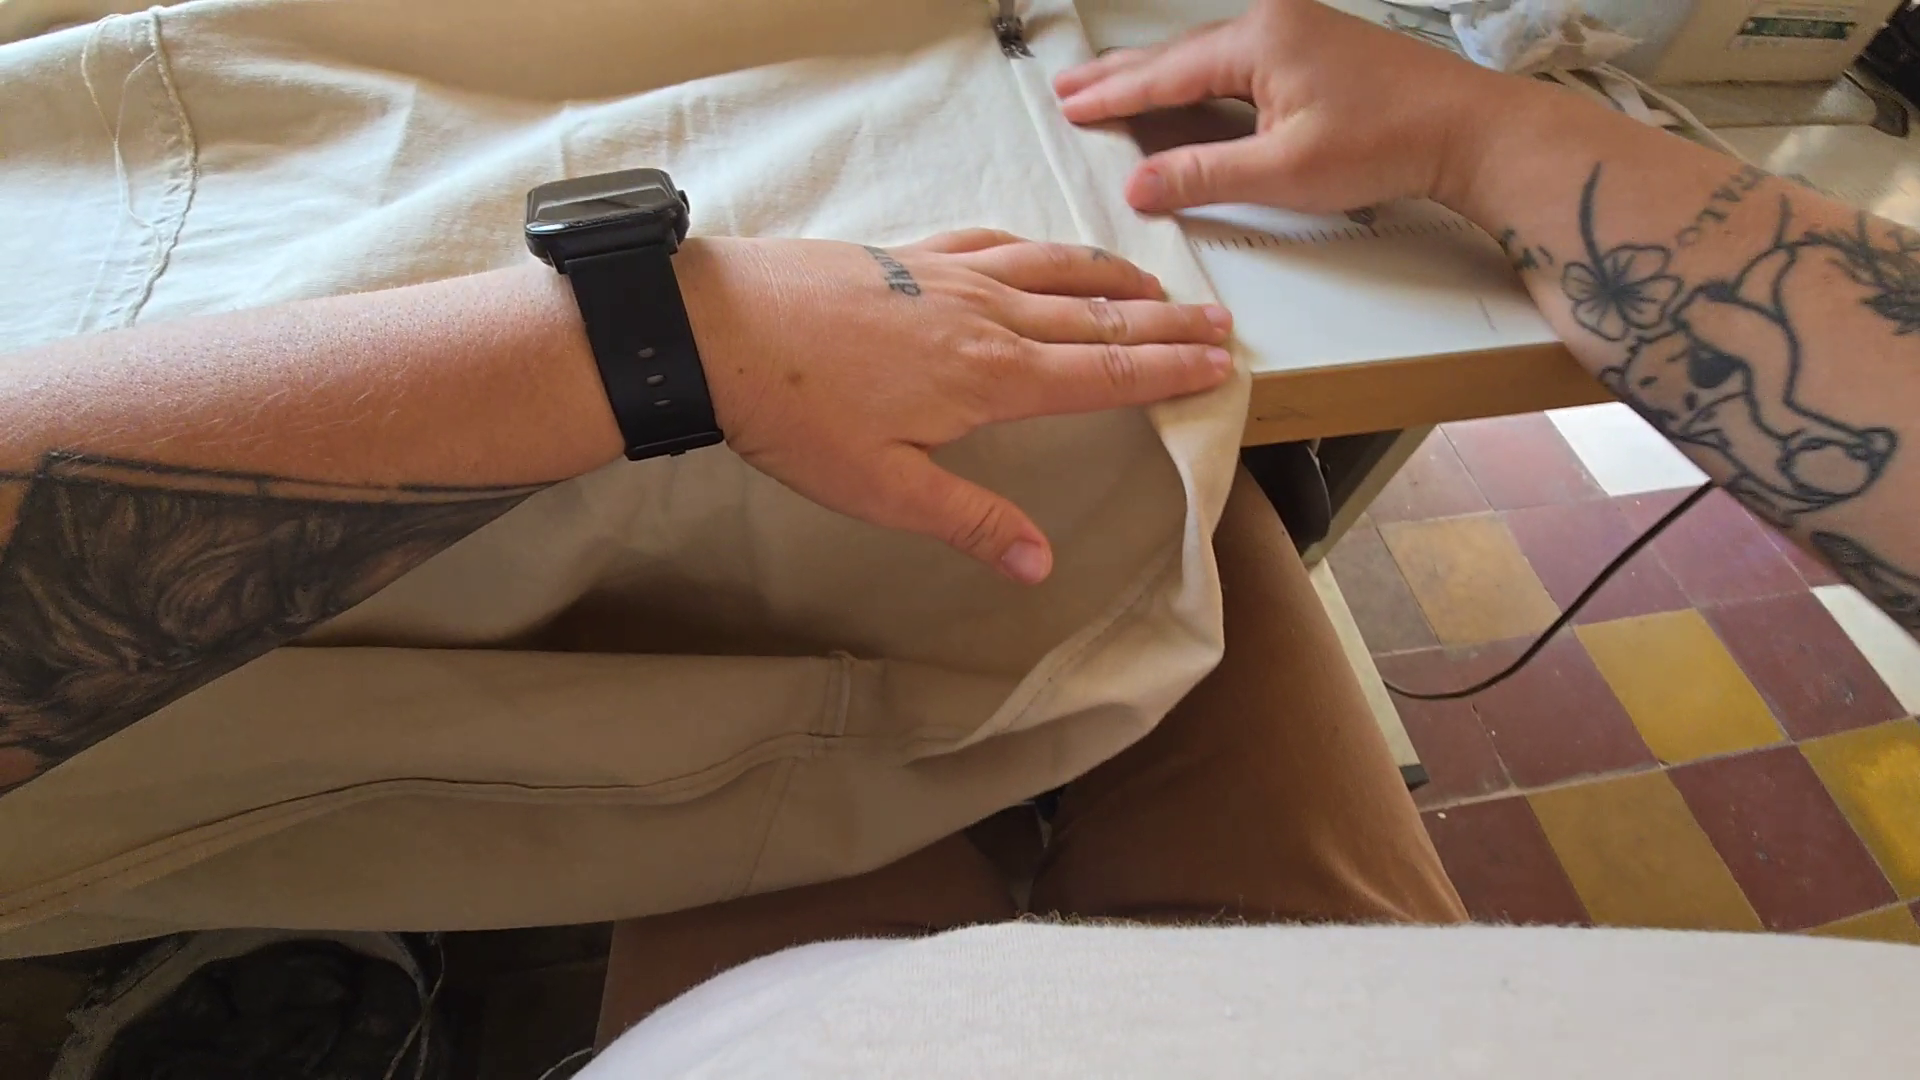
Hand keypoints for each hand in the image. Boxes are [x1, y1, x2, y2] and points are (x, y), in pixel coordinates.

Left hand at [676, 230, 1233, 583]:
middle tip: (1219, 321)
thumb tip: (1041, 566)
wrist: (720, 330)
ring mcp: (948, 275)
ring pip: (1055, 270)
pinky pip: (995, 242)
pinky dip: (1039, 248)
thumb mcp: (887, 490)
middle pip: (1097, 318)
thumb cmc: (800, 416)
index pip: (1105, 374)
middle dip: (1165, 324)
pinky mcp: (909, 254)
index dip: (1168, 372)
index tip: (1219, 365)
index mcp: (991, 378)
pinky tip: (1046, 252)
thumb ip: (971, 523)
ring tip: (1156, 287)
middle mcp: (986, 316)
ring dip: (1114, 280)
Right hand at [1053, 0, 1515, 215]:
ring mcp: (1288, 32)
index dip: (1113, 96)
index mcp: (1258, 40)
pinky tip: (1169, 91)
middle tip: (1068, 87)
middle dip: (1117, 75)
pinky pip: (1224, 65)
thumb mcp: (1281, 171)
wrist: (1460, 128)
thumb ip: (1203, 175)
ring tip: (1103, 87)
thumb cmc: (1380, 144)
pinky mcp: (1302, 52)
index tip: (1069, 107)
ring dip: (1149, 77)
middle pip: (1174, 54)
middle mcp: (1269, 22)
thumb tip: (1137, 185)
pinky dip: (1186, 82)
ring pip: (1197, 58)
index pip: (1165, 75)